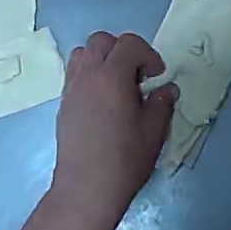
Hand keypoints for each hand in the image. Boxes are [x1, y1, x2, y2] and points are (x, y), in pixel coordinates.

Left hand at [51, 32, 177, 220]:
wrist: (86, 188)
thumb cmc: (124, 160)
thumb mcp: (154, 132)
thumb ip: (162, 103)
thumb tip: (167, 88)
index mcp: (112, 76)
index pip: (128, 43)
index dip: (148, 54)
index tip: (157, 75)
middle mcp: (88, 74)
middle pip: (102, 40)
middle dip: (123, 51)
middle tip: (137, 77)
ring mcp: (71, 86)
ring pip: (83, 52)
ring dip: (102, 59)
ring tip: (117, 84)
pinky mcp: (63, 101)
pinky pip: (74, 72)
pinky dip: (89, 74)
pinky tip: (102, 100)